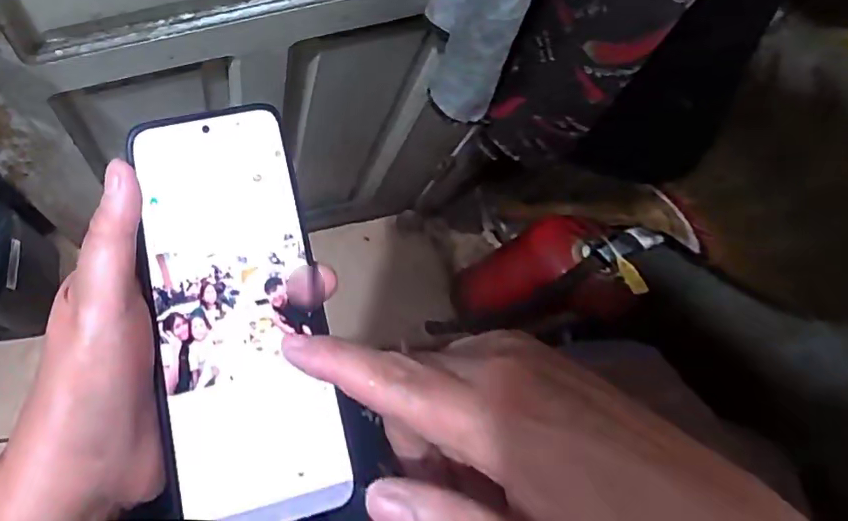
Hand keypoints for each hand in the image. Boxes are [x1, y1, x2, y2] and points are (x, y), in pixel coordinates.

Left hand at [0, 160, 338, 520]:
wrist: (86, 484)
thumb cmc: (79, 389)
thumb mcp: (97, 303)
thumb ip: (112, 240)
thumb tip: (120, 171)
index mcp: (133, 271)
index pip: (180, 223)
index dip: (218, 204)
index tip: (259, 188)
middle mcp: (162, 299)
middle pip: (220, 263)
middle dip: (262, 251)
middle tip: (300, 244)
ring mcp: (185, 338)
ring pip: (237, 305)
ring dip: (275, 295)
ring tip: (315, 288)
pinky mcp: (203, 375)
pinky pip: (242, 348)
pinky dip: (271, 340)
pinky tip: (301, 336)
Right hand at [282, 330, 802, 520]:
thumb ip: (445, 517)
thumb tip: (377, 493)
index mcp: (489, 412)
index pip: (391, 378)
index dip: (337, 362)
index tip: (291, 344)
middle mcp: (502, 363)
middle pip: (416, 377)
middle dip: (404, 426)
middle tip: (432, 489)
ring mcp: (533, 356)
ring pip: (449, 374)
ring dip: (440, 421)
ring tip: (480, 488)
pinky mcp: (556, 362)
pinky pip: (486, 372)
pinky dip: (473, 410)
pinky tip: (509, 465)